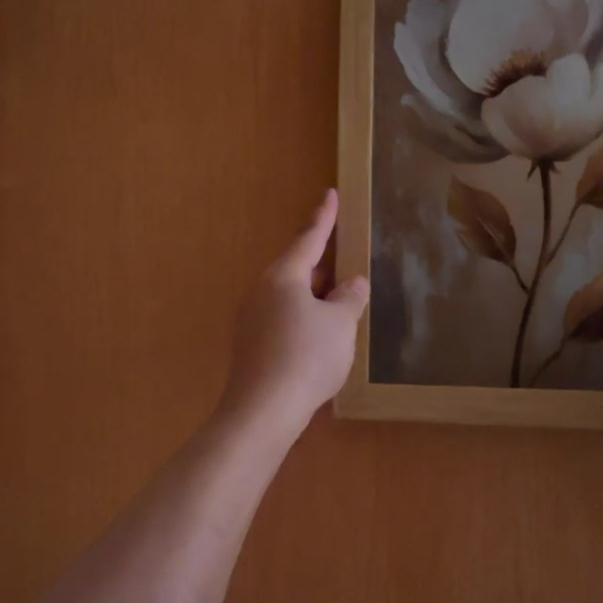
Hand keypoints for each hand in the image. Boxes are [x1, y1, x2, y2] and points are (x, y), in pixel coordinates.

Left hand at [219, 189, 369, 435]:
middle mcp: (261, 291)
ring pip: (288, 294)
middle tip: (339, 246)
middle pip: (295, 266)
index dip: (324, 217)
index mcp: (283, 276)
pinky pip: (282, 318)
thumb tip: (352, 284)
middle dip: (319, 259)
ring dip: (312, 292)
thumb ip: (349, 298)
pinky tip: (318, 333)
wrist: (263, 409)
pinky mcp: (251, 345)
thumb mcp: (340, 324)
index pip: (309, 238)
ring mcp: (251, 319)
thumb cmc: (307, 356)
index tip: (330, 193)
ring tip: (336, 294)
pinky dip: (303, 316)